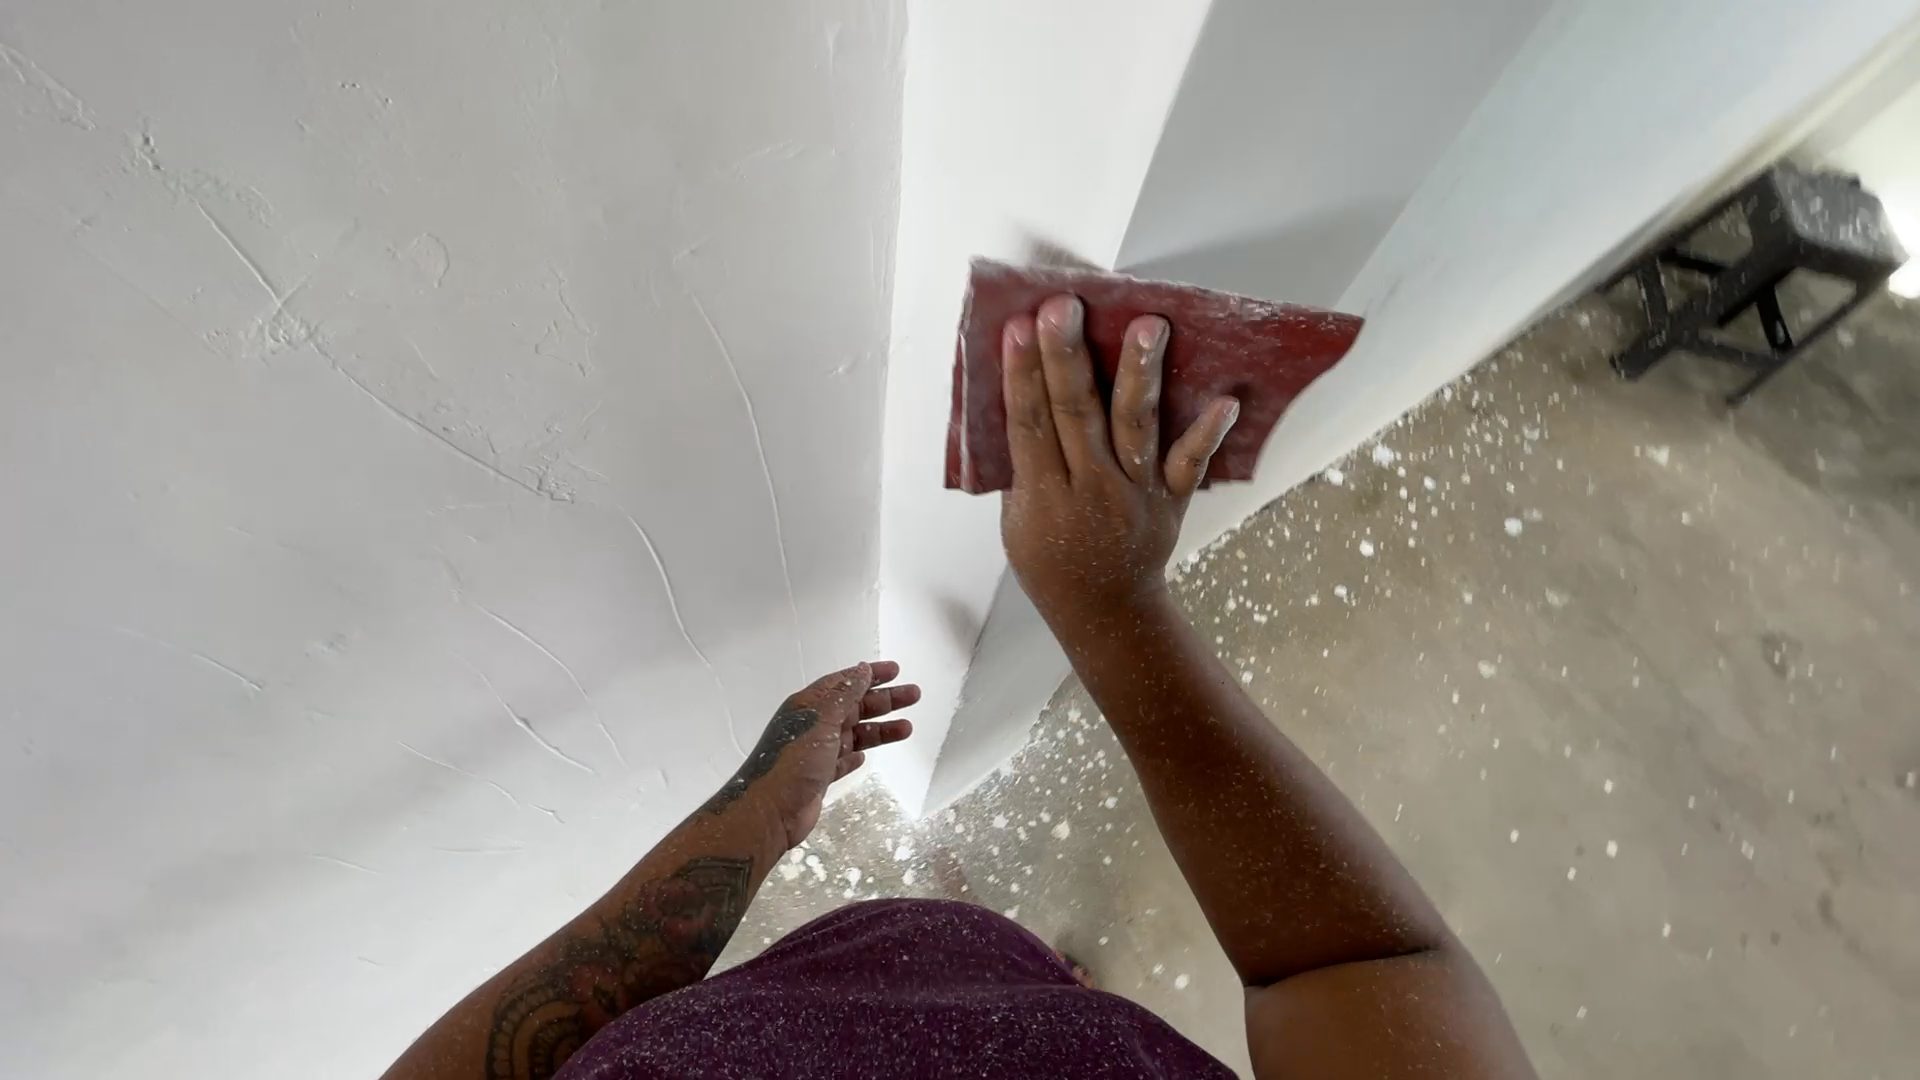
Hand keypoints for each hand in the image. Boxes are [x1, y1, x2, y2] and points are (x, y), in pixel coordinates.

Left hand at [709, 661, 916, 847]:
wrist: (770, 812)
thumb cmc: (794, 760)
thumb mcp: (821, 719)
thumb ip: (844, 695)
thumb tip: (863, 670)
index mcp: (810, 705)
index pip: (845, 683)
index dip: (870, 675)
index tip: (895, 670)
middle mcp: (814, 725)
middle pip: (855, 707)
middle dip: (884, 700)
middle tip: (914, 695)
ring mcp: (817, 752)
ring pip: (855, 734)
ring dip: (880, 730)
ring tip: (908, 728)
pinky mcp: (820, 777)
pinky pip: (843, 760)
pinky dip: (856, 755)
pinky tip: (867, 757)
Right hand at [1000, 294, 1239, 626]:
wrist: (1103, 609)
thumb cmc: (1049, 563)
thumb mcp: (1015, 522)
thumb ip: (1021, 468)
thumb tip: (1022, 401)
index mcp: (1044, 497)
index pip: (1029, 426)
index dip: (1023, 375)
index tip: (1019, 327)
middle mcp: (1091, 491)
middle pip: (1076, 416)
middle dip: (1067, 358)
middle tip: (1065, 308)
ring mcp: (1135, 495)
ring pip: (1135, 428)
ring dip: (1140, 376)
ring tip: (1149, 327)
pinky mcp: (1170, 500)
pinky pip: (1190, 466)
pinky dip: (1207, 436)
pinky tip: (1226, 401)